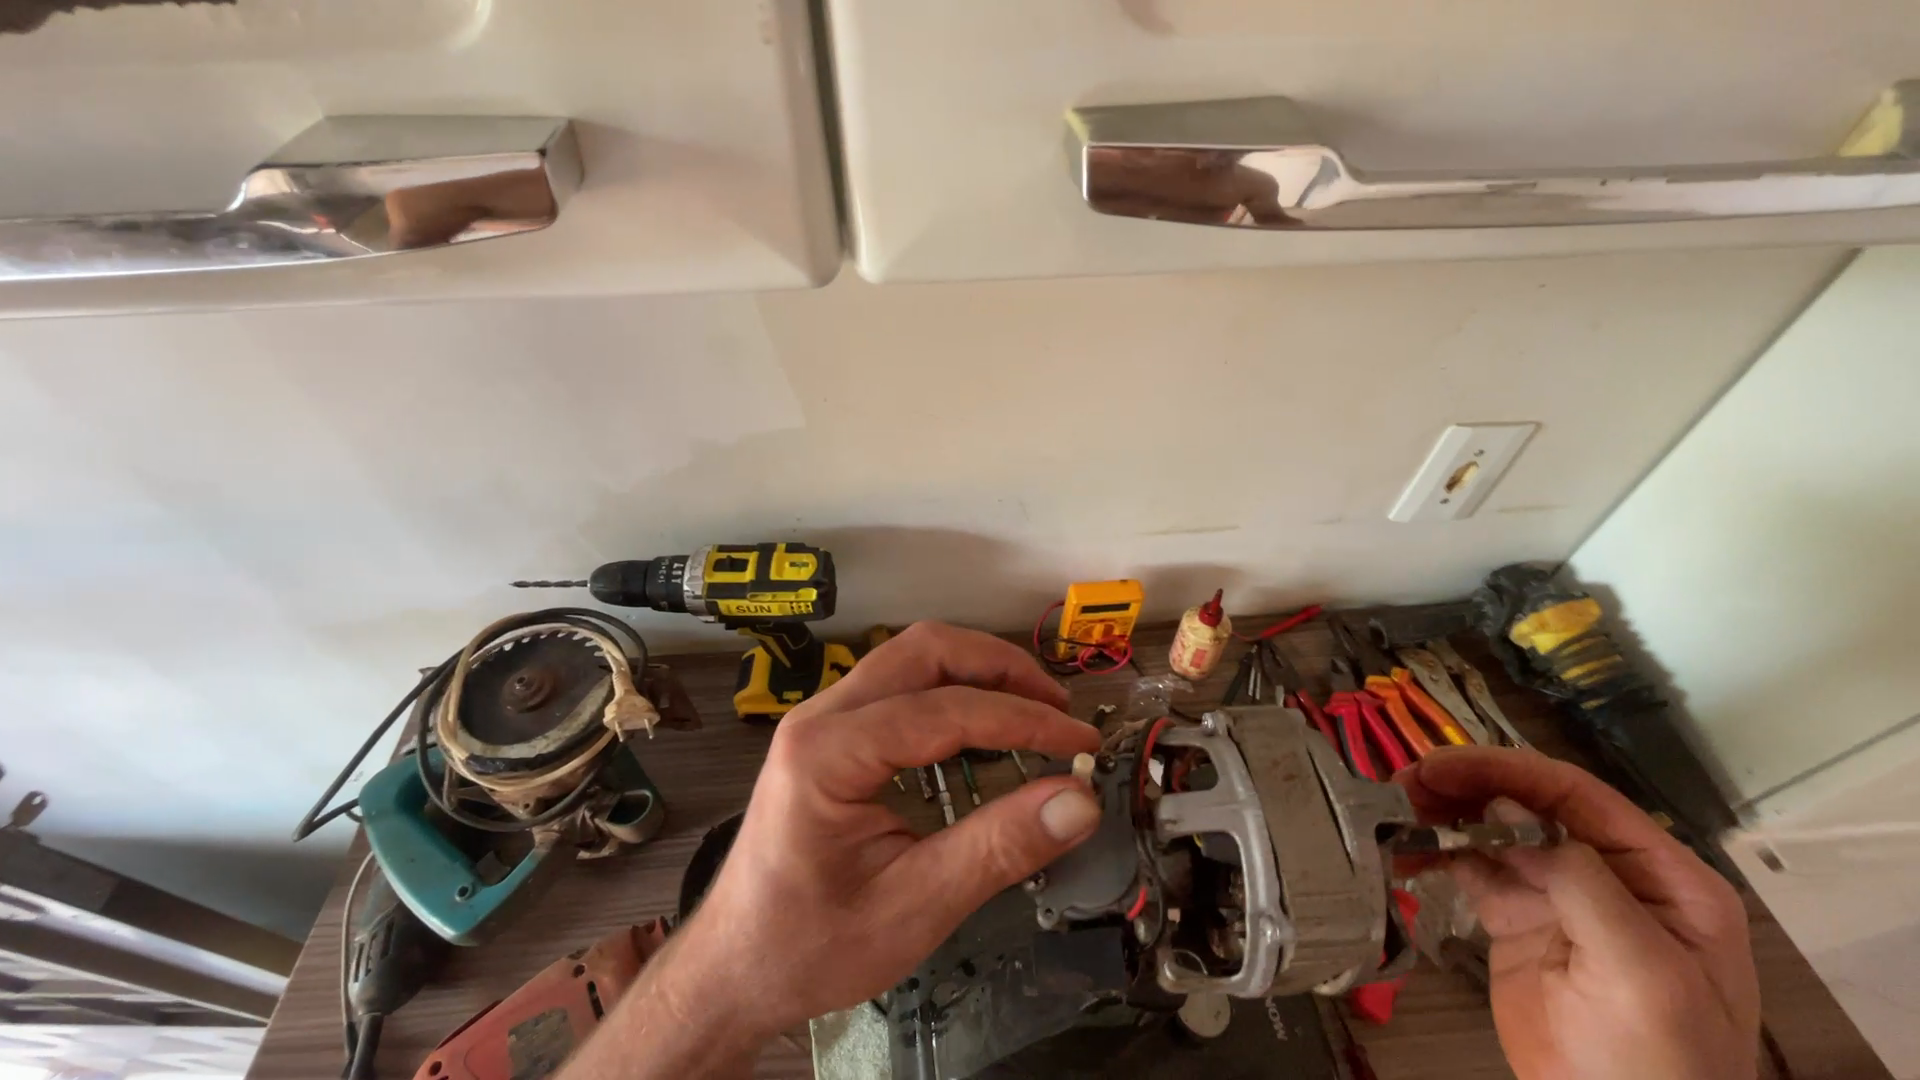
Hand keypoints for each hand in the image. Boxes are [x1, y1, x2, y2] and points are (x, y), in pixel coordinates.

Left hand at [563, 622, 1104, 1079]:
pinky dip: (952, 692)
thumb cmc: (809, 945)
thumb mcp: (913, 906)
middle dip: (999, 667)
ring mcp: (820, 721)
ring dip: (977, 672)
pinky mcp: (829, 736)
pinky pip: (898, 688)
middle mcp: (820, 717)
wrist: (734, 968)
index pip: (944, 709)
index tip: (1080, 741)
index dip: (1023, 719)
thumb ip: (997, 848)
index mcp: (828, 753)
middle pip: (922, 650)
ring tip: (1034, 709)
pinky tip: (985, 728)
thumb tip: (1078, 801)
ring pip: (910, 658)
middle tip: (1057, 706)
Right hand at [1397, 747, 1758, 1079]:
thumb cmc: (1655, 1061)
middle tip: (1405, 784)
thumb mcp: (1638, 970)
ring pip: (1492, 832)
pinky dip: (1436, 853)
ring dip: (1444, 814)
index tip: (1440, 765)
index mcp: (1660, 874)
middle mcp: (1609, 873)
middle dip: (1465, 787)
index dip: (1505, 771)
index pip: (1576, 796)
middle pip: (1527, 806)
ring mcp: (1559, 897)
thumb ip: (1580, 882)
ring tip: (1396, 811)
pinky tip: (1405, 852)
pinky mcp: (1518, 920)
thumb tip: (1507, 809)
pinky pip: (1473, 870)